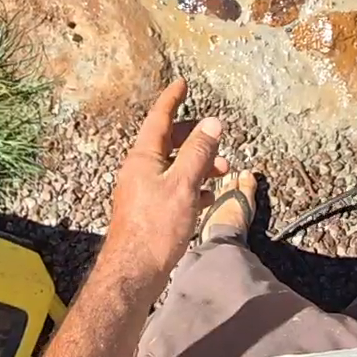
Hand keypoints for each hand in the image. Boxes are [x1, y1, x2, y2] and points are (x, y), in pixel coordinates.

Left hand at [105, 80, 226, 279]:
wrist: (134, 273)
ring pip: (173, 166)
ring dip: (198, 163)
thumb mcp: (183, 184)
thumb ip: (199, 152)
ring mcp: (143, 190)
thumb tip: (213, 123)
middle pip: (168, 141)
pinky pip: (173, 187)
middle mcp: (140, 170)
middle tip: (216, 136)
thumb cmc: (156, 227)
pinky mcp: (150, 210)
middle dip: (194, 137)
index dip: (171, 99)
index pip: (159, 119)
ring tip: (222, 171)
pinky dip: (192, 185)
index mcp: (143, 157)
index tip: (182, 83)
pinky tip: (207, 196)